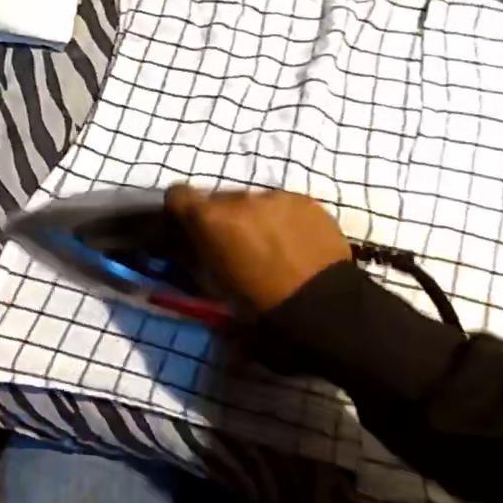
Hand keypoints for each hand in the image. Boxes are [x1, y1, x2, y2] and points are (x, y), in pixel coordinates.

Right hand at [166, 186, 351, 312]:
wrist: (324, 308)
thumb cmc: (261, 306)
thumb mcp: (215, 287)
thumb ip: (198, 257)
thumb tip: (192, 246)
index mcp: (211, 219)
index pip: (178, 195)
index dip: (181, 210)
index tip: (190, 226)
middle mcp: (241, 198)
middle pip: (220, 200)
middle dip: (224, 220)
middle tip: (238, 248)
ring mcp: (277, 196)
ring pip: (255, 202)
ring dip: (255, 219)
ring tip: (273, 248)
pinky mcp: (306, 200)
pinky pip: (285, 205)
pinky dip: (284, 220)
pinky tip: (296, 245)